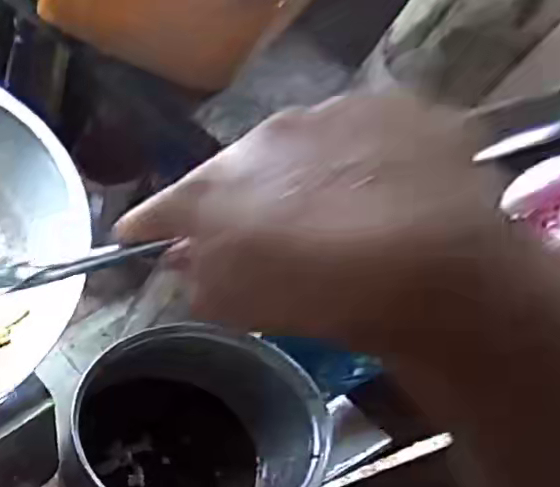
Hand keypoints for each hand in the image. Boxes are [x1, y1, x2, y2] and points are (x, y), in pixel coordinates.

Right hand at [113, 92, 524, 351]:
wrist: (428, 268)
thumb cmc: (304, 295)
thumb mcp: (223, 304)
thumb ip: (191, 275)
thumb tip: (185, 256)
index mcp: (206, 191)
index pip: (153, 212)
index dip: (140, 231)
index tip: (131, 242)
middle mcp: (258, 140)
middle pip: (222, 175)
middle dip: (221, 204)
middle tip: (234, 237)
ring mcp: (327, 117)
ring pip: (283, 153)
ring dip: (280, 181)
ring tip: (304, 217)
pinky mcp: (391, 109)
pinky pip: (342, 141)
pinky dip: (336, 167)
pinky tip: (355, 199)